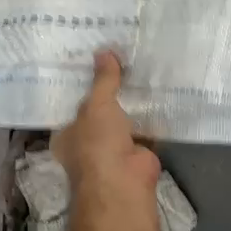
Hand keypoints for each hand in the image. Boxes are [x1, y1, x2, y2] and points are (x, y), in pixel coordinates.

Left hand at [54, 50, 161, 195]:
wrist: (122, 179)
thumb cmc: (97, 143)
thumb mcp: (97, 105)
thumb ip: (103, 80)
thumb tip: (103, 50)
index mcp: (67, 135)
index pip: (74, 107)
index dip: (86, 88)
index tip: (100, 67)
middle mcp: (88, 144)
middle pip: (101, 112)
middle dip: (114, 94)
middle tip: (127, 66)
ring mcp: (114, 150)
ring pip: (124, 121)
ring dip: (134, 105)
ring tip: (147, 74)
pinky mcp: (138, 152)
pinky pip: (145, 129)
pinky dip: (154, 117)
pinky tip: (162, 96)